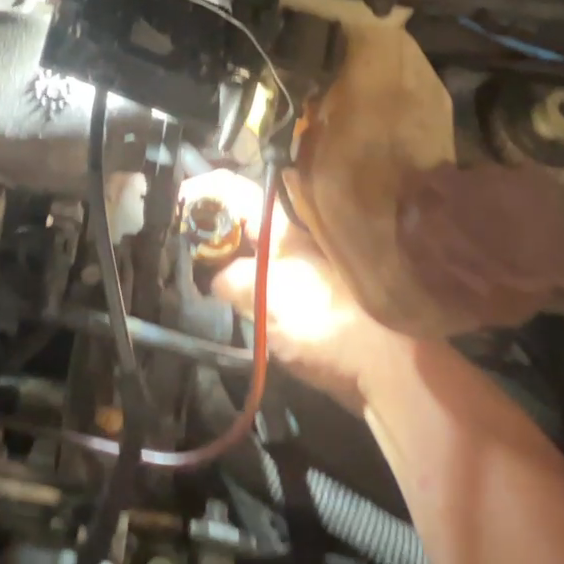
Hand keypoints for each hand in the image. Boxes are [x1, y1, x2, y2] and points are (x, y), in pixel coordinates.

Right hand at [186, 170, 408, 412]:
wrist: (389, 372)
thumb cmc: (323, 325)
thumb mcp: (263, 301)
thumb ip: (229, 281)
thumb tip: (216, 279)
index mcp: (282, 229)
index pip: (234, 190)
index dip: (201, 191)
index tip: (175, 205)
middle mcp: (294, 239)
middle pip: (241, 220)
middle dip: (210, 232)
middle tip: (183, 250)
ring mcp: (305, 266)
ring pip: (254, 251)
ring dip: (228, 262)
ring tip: (200, 280)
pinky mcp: (313, 296)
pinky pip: (269, 278)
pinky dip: (248, 285)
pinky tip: (234, 306)